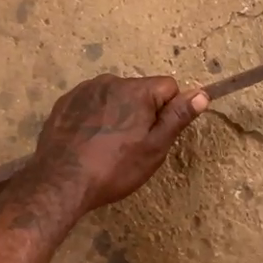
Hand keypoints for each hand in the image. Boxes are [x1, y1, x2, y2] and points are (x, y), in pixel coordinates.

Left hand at [24, 73, 207, 217]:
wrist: (60, 182)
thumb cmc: (114, 168)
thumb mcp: (154, 148)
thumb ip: (178, 117)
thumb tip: (202, 94)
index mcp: (137, 90)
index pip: (168, 87)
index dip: (167, 111)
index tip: (154, 135)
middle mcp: (112, 81)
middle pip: (139, 91)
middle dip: (140, 112)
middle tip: (130, 145)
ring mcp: (85, 89)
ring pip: (114, 96)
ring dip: (116, 113)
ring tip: (106, 146)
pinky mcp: (66, 101)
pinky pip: (90, 102)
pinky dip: (93, 116)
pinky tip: (87, 141)